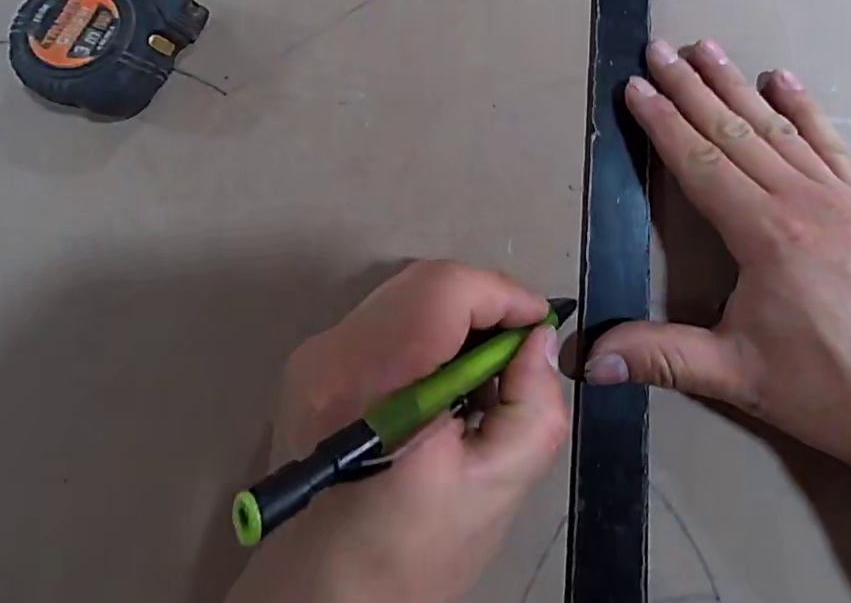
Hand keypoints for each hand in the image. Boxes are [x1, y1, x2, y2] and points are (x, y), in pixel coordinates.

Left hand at [227, 260, 568, 602]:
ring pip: (404, 292)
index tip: (537, 322)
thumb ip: (534, 406)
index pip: (443, 290)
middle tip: (516, 345)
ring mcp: (316, 351)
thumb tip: (536, 340)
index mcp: (372, 381)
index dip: (501, 293)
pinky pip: (384, 315)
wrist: (320, 593)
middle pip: (423, 280)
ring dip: (456, 313)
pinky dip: (426, 327)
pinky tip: (444, 376)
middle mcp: (333, 350)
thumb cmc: (407, 554)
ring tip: (482, 367)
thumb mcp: (495, 490)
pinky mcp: (313, 358)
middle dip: (482, 301)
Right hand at [586, 39, 850, 507]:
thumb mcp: (739, 376)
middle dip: (688, 86)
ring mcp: (841, 199)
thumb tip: (593, 363)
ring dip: (736, 85)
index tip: (634, 84)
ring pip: (776, 127)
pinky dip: (803, 108)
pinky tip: (786, 81)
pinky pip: (828, 144)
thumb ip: (661, 358)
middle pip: (731, 130)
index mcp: (765, 232)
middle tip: (657, 48)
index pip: (698, 161)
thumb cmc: (839, 392)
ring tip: (707, 48)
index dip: (661, 121)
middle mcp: (801, 200)